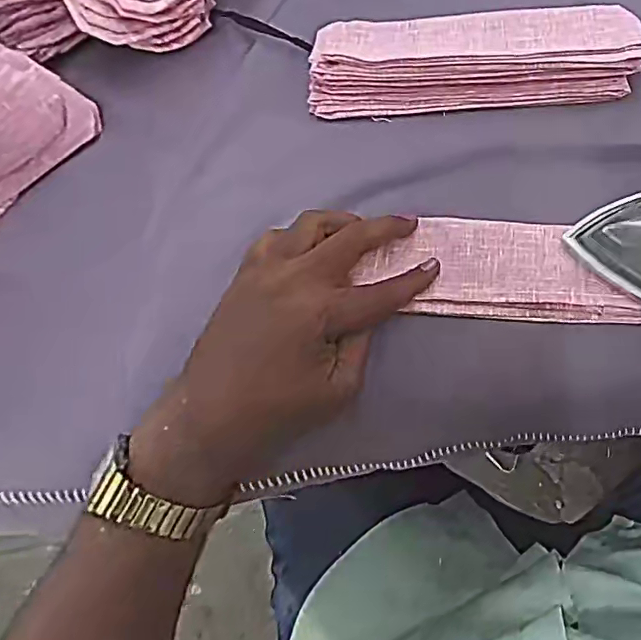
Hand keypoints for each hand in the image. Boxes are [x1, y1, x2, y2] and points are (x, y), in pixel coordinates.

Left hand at [129, 212, 437, 506]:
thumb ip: (362, 342)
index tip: (434, 265)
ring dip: (342, 222)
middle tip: (407, 224)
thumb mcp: (338, 388)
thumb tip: (372, 312)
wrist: (206, 417)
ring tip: (359, 230)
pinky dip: (300, 235)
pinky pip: (276, 237)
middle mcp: (294, 280)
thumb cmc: (277, 410)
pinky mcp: (244, 274)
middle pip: (349, 238)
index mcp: (320, 311)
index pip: (380, 291)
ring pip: (310, 224)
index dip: (412, 280)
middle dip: (385, 227)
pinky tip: (309, 249)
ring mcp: (265, 271)